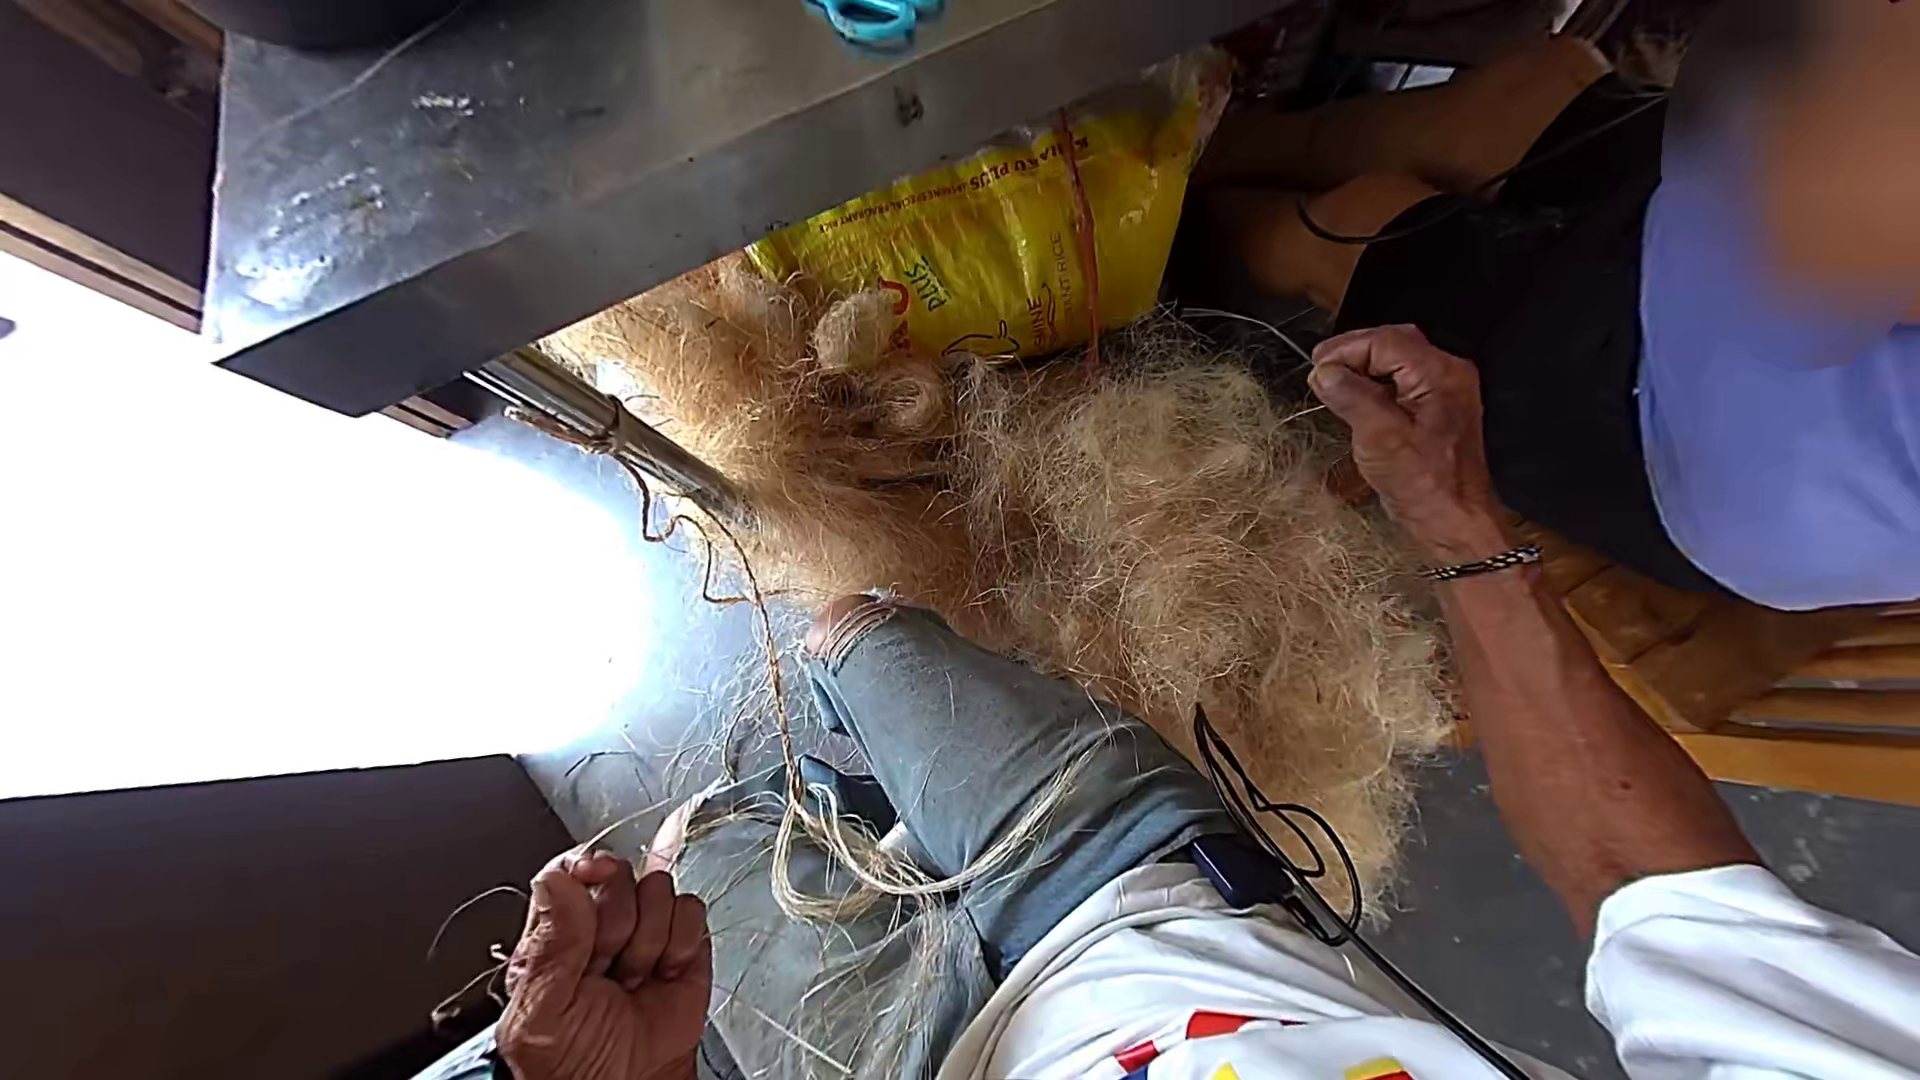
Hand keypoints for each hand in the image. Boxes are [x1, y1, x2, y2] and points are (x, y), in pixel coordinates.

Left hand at [497, 852, 711, 1079]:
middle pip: (618, 875)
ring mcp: (646, 922)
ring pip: (658, 888)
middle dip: (616, 922)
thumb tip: (556, 879)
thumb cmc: (577, 1065)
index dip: (584, 867)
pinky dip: (681, 944)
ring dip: (649, 941)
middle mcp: (601, 919)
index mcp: (556, 933)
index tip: (593, 875)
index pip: (567, 871)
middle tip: (606, 966)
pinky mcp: (686, 931)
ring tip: (635, 978)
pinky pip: (690, 908)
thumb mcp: (541, 1018)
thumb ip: (549, 948)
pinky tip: (665, 972)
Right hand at [1308, 325, 1510, 561]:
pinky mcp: (1433, 410)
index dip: (1345, 350)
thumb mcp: (1379, 437)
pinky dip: (1371, 380)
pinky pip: (1399, 380)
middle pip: (1394, 342)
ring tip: (1329, 381)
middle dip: (1352, 350)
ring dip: (1360, 364)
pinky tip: (1351, 396)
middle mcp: (1446, 374)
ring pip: (1396, 360)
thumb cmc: (1419, 480)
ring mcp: (1442, 392)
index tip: (1314, 371)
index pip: (1386, 342)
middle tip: (1318, 369)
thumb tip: (1323, 372)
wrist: (1451, 517)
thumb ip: (1352, 397)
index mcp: (1439, 374)